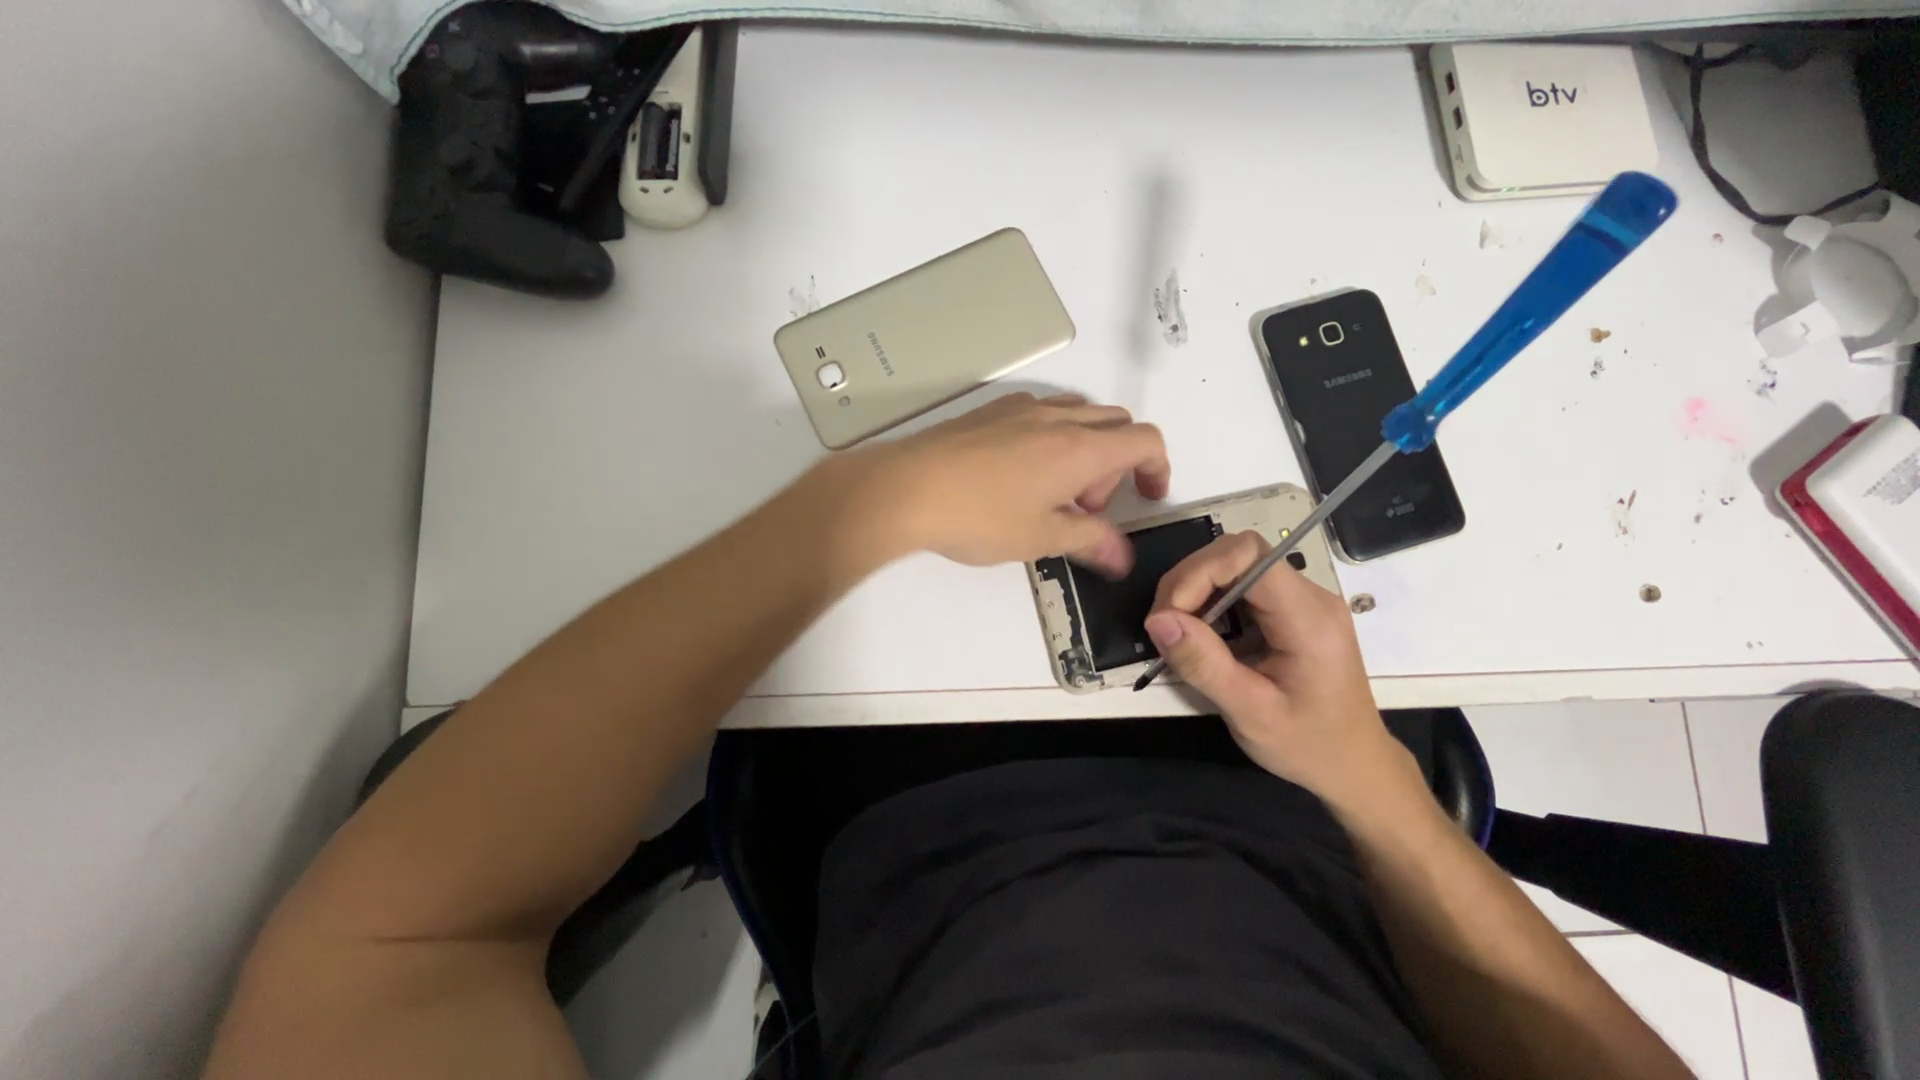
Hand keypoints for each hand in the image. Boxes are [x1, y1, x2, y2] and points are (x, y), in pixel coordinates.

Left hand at [851, 393, 1170, 575]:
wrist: (905, 488)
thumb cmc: (979, 517)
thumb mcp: (1041, 538)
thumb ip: (1089, 541)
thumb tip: (1121, 557)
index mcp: (1081, 447)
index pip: (1145, 439)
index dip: (1158, 466)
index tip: (1148, 496)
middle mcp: (1057, 418)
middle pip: (1115, 423)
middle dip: (1117, 463)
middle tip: (1086, 506)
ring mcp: (1021, 409)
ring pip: (1077, 414)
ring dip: (1085, 447)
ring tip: (1052, 491)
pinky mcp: (990, 411)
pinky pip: (1041, 412)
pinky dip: (1051, 436)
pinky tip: (1019, 473)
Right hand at [1142, 531, 1421, 815]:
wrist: (1355, 766)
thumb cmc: (1308, 745)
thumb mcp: (1250, 712)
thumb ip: (1204, 664)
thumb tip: (1157, 621)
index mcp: (1309, 618)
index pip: (1248, 554)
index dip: (1199, 572)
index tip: (1169, 615)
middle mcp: (1310, 597)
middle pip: (1237, 555)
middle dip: (1190, 582)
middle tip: (1164, 628)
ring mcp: (1303, 602)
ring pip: (1236, 568)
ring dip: (1197, 593)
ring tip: (1178, 636)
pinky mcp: (1291, 613)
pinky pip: (1243, 589)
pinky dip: (1212, 605)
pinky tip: (1202, 640)